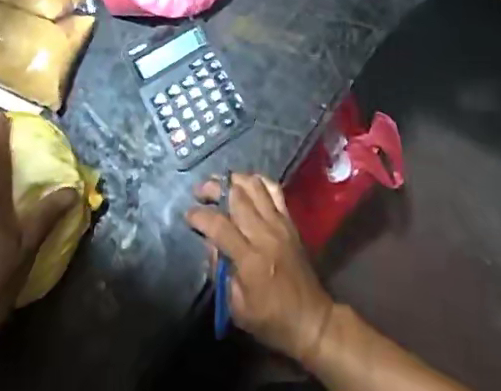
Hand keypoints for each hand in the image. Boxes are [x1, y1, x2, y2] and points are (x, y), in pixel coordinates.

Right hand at [185, 173, 336, 365]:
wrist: (312, 319)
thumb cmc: (271, 320)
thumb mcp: (237, 308)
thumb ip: (220, 272)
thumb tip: (211, 244)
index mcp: (250, 260)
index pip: (220, 226)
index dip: (200, 216)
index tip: (188, 214)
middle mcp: (265, 235)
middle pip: (237, 197)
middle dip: (214, 188)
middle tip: (200, 190)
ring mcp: (280, 224)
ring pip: (256, 187)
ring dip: (235, 179)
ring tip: (220, 182)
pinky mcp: (290, 222)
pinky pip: (275, 191)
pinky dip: (259, 182)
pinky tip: (246, 183)